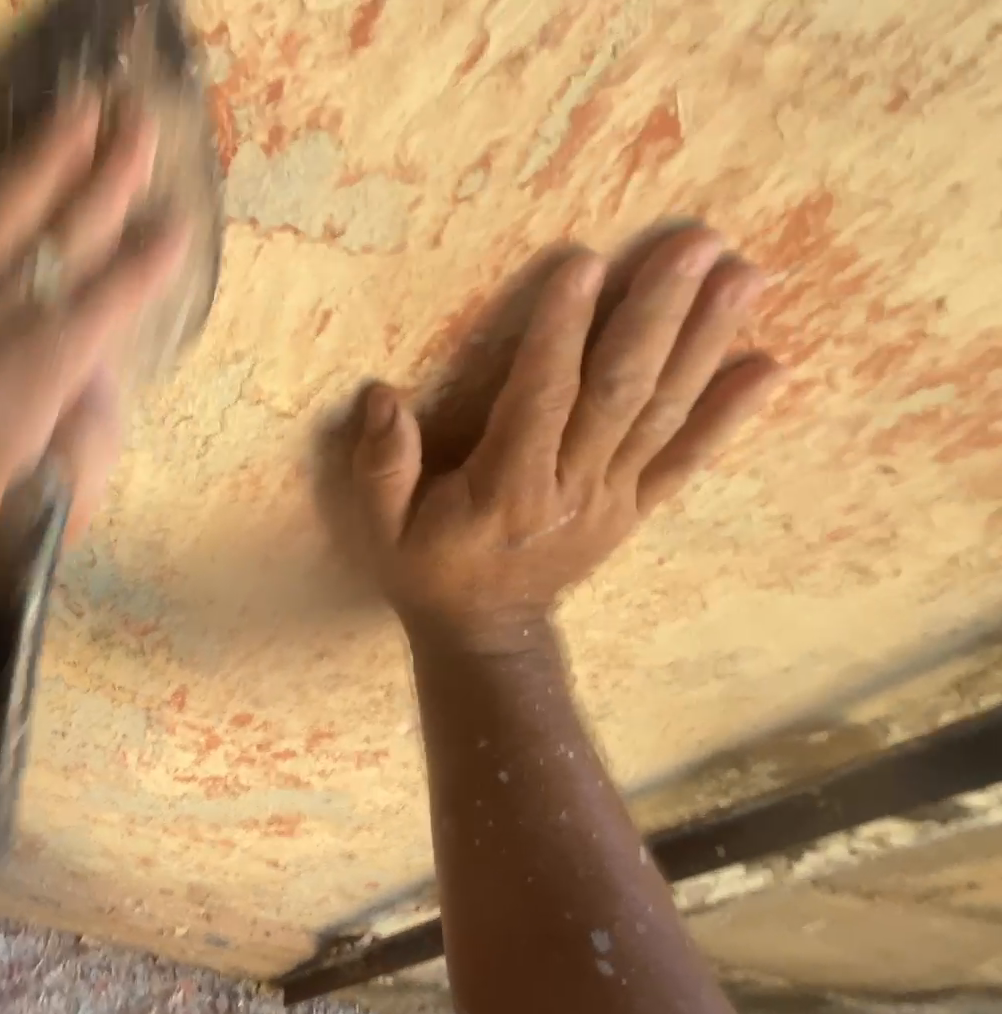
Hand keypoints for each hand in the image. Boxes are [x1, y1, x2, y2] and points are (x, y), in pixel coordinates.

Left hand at [0, 99, 188, 606]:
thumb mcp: (64, 496)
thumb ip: (92, 420)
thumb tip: (100, 361)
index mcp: (36, 378)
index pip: (107, 301)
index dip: (148, 261)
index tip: (179, 223)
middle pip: (57, 240)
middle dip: (105, 184)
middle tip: (141, 130)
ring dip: (38, 159)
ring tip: (76, 109)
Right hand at [335, 227, 782, 648]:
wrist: (486, 634)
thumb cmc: (427, 573)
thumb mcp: (382, 528)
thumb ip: (382, 465)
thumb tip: (380, 396)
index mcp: (506, 488)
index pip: (540, 396)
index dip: (560, 331)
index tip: (584, 264)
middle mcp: (570, 487)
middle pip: (619, 393)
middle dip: (657, 315)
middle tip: (695, 244)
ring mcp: (611, 499)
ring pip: (661, 414)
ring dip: (704, 343)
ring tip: (744, 278)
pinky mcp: (633, 509)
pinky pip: (685, 460)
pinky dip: (729, 416)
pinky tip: (767, 367)